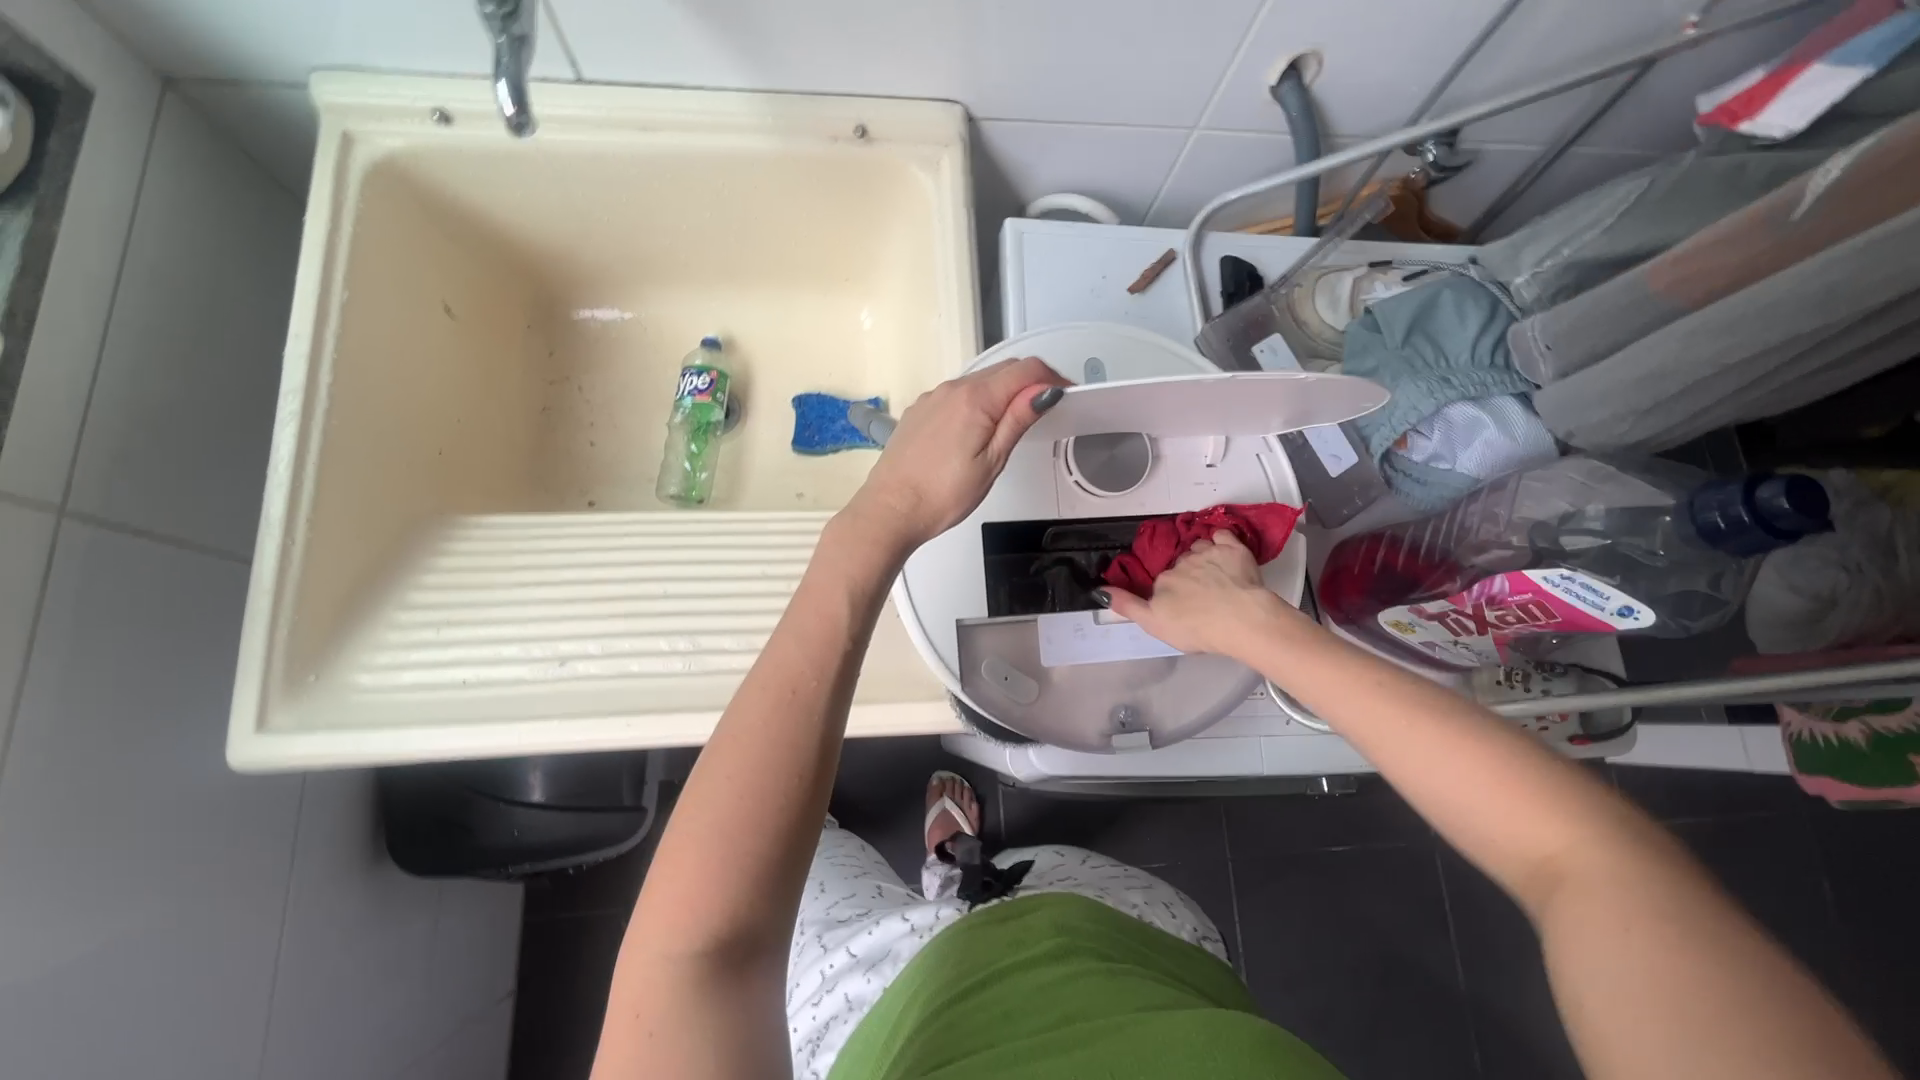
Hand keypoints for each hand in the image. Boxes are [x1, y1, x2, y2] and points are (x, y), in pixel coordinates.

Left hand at [844, 356, 1068, 550]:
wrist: (890, 510)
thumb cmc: (938, 496)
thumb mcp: (992, 462)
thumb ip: (1017, 420)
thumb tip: (1043, 391)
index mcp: (974, 399)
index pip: (1026, 370)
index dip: (1052, 378)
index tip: (1065, 395)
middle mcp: (951, 390)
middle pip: (1004, 370)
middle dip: (1032, 382)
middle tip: (1048, 407)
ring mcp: (933, 398)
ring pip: (980, 380)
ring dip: (1004, 391)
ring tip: (1017, 420)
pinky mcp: (921, 411)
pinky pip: (958, 394)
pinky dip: (979, 401)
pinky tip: (981, 428)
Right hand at [1100, 531, 1307, 659]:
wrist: (1240, 620)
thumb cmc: (1196, 628)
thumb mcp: (1154, 623)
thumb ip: (1127, 606)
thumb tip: (1099, 591)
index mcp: (1162, 580)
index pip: (1162, 581)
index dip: (1170, 592)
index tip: (1180, 605)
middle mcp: (1181, 562)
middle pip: (1181, 563)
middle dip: (1187, 574)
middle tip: (1201, 595)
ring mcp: (1208, 553)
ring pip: (1200, 548)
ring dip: (1203, 556)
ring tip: (1216, 577)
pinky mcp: (1234, 549)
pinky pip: (1223, 535)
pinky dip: (1221, 539)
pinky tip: (1224, 550)